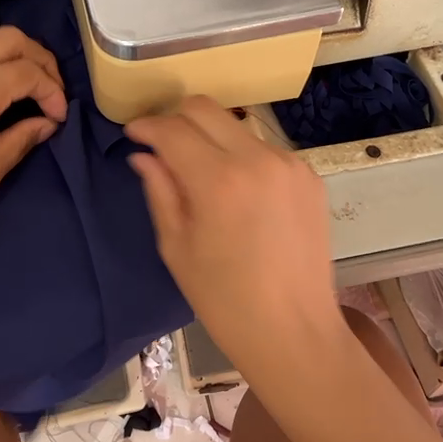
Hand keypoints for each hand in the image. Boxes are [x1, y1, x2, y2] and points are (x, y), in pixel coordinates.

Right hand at [125, 98, 342, 359]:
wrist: (296, 333)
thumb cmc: (225, 300)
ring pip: (235, 126)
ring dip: (210, 138)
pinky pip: (263, 148)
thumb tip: (143, 155)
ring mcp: (289, 164)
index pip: (173, 128)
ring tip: (201, 173)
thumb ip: (159, 190)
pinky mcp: (309, 175)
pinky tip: (238, 192)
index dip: (147, 126)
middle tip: (162, 145)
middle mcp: (257, 158)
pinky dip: (242, 157)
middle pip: (205, 108)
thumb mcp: (177, 247)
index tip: (133, 134)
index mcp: (218, 180)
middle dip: (176, 119)